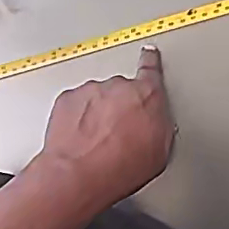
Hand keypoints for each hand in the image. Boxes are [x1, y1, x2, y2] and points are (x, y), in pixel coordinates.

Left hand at [33, 46, 175, 210]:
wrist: (80, 175)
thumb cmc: (119, 168)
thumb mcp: (160, 153)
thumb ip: (160, 126)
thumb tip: (157, 127)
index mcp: (148, 96)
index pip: (152, 71)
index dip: (150, 62)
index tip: (149, 54)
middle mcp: (119, 87)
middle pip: (120, 90)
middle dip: (118, 108)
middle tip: (115, 135)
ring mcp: (91, 90)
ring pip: (95, 98)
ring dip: (95, 114)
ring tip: (95, 143)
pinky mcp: (67, 98)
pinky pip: (74, 105)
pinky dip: (76, 118)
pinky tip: (79, 139)